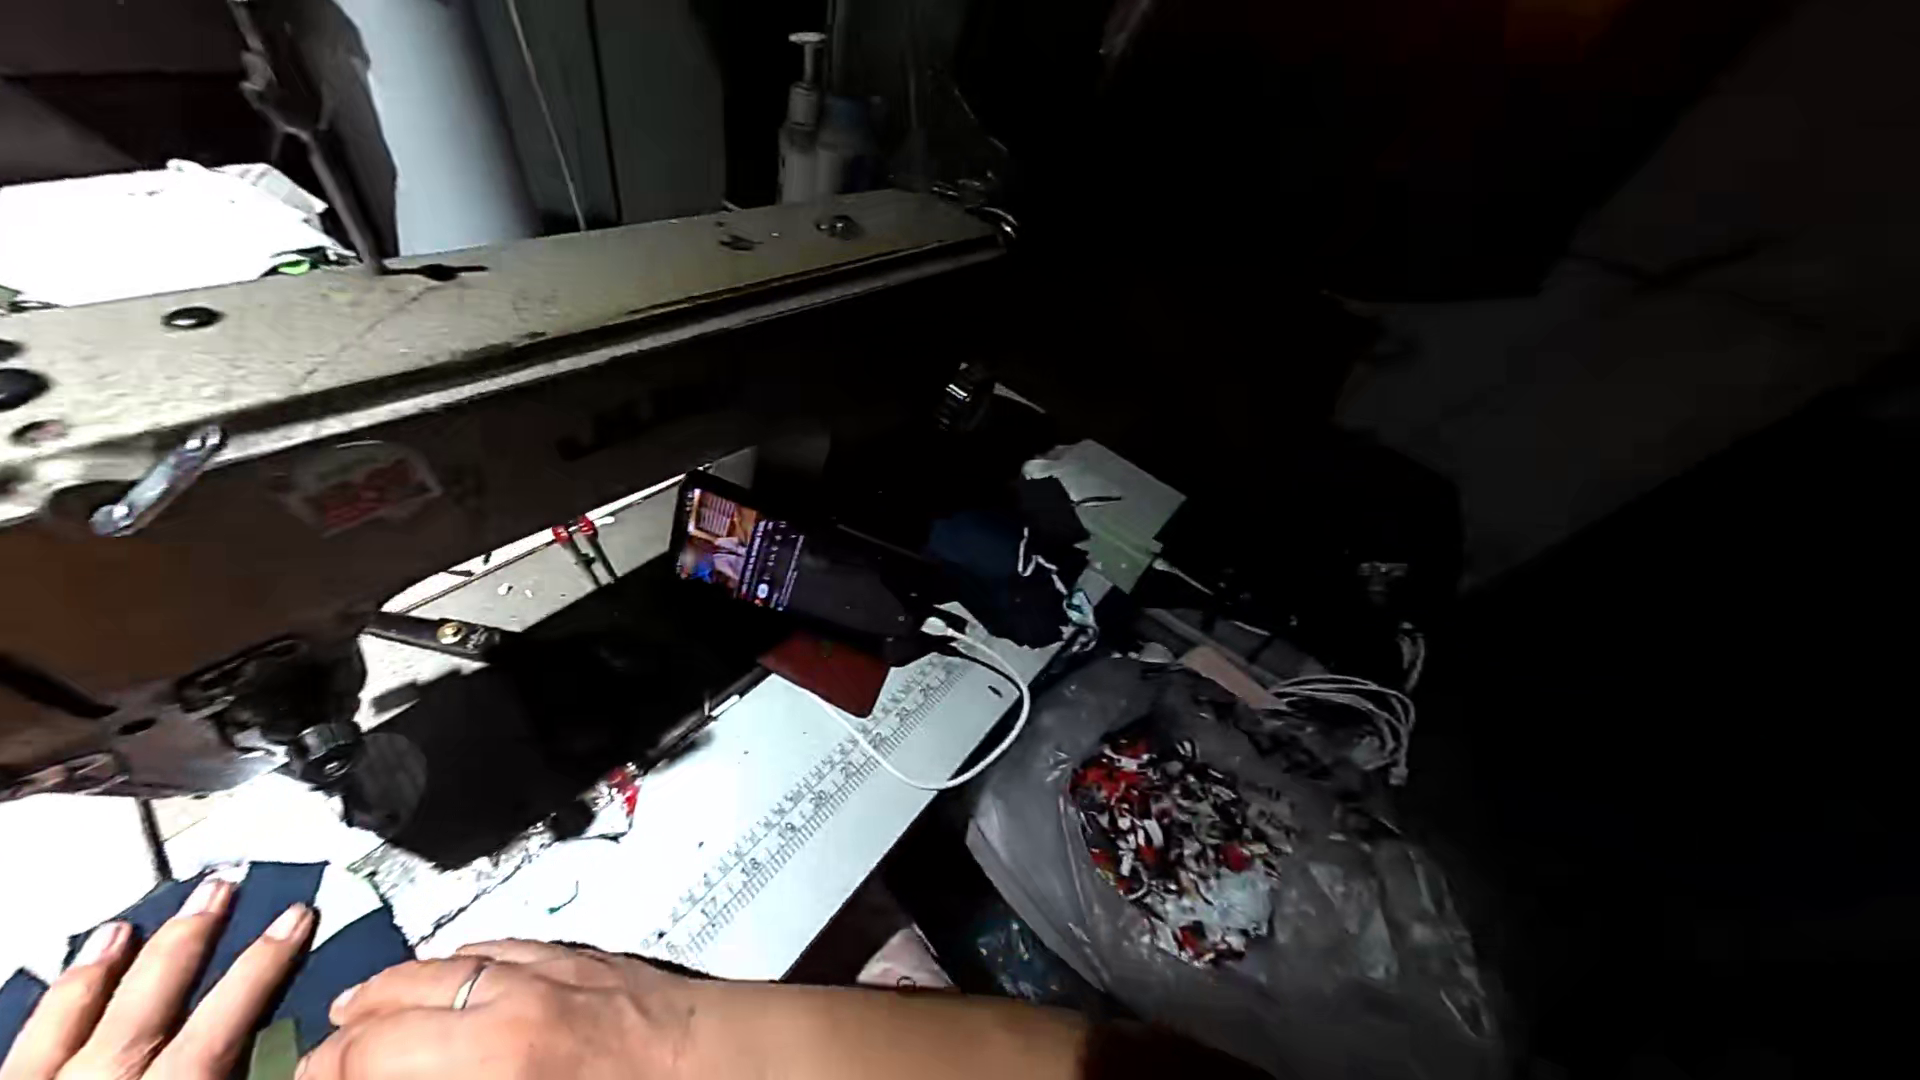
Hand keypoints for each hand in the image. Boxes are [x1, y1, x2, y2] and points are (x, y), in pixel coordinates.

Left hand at [0, 878, 314, 1079]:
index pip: (228, 1012)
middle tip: (217, 886)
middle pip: (145, 1002)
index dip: (269, 958)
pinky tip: (35, 1005)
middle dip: (187, 938)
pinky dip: (23, 1032)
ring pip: (53, 1031)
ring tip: (116, 929)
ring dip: (93, 975)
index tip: (297, 913)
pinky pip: (0, 1071)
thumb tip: (308, 1063)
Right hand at [297, 941, 696, 1079]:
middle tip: (323, 1051)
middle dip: (349, 1027)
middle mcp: (512, 1000)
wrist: (699, 1058)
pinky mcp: (577, 953)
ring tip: (360, 1005)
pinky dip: (463, 959)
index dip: (326, 1070)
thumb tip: (404, 1067)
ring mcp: (547, 967)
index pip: (373, 1052)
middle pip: (402, 997)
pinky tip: (448, 969)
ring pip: (452, 961)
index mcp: (491, 1057)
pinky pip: (504, 947)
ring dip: (399, 984)